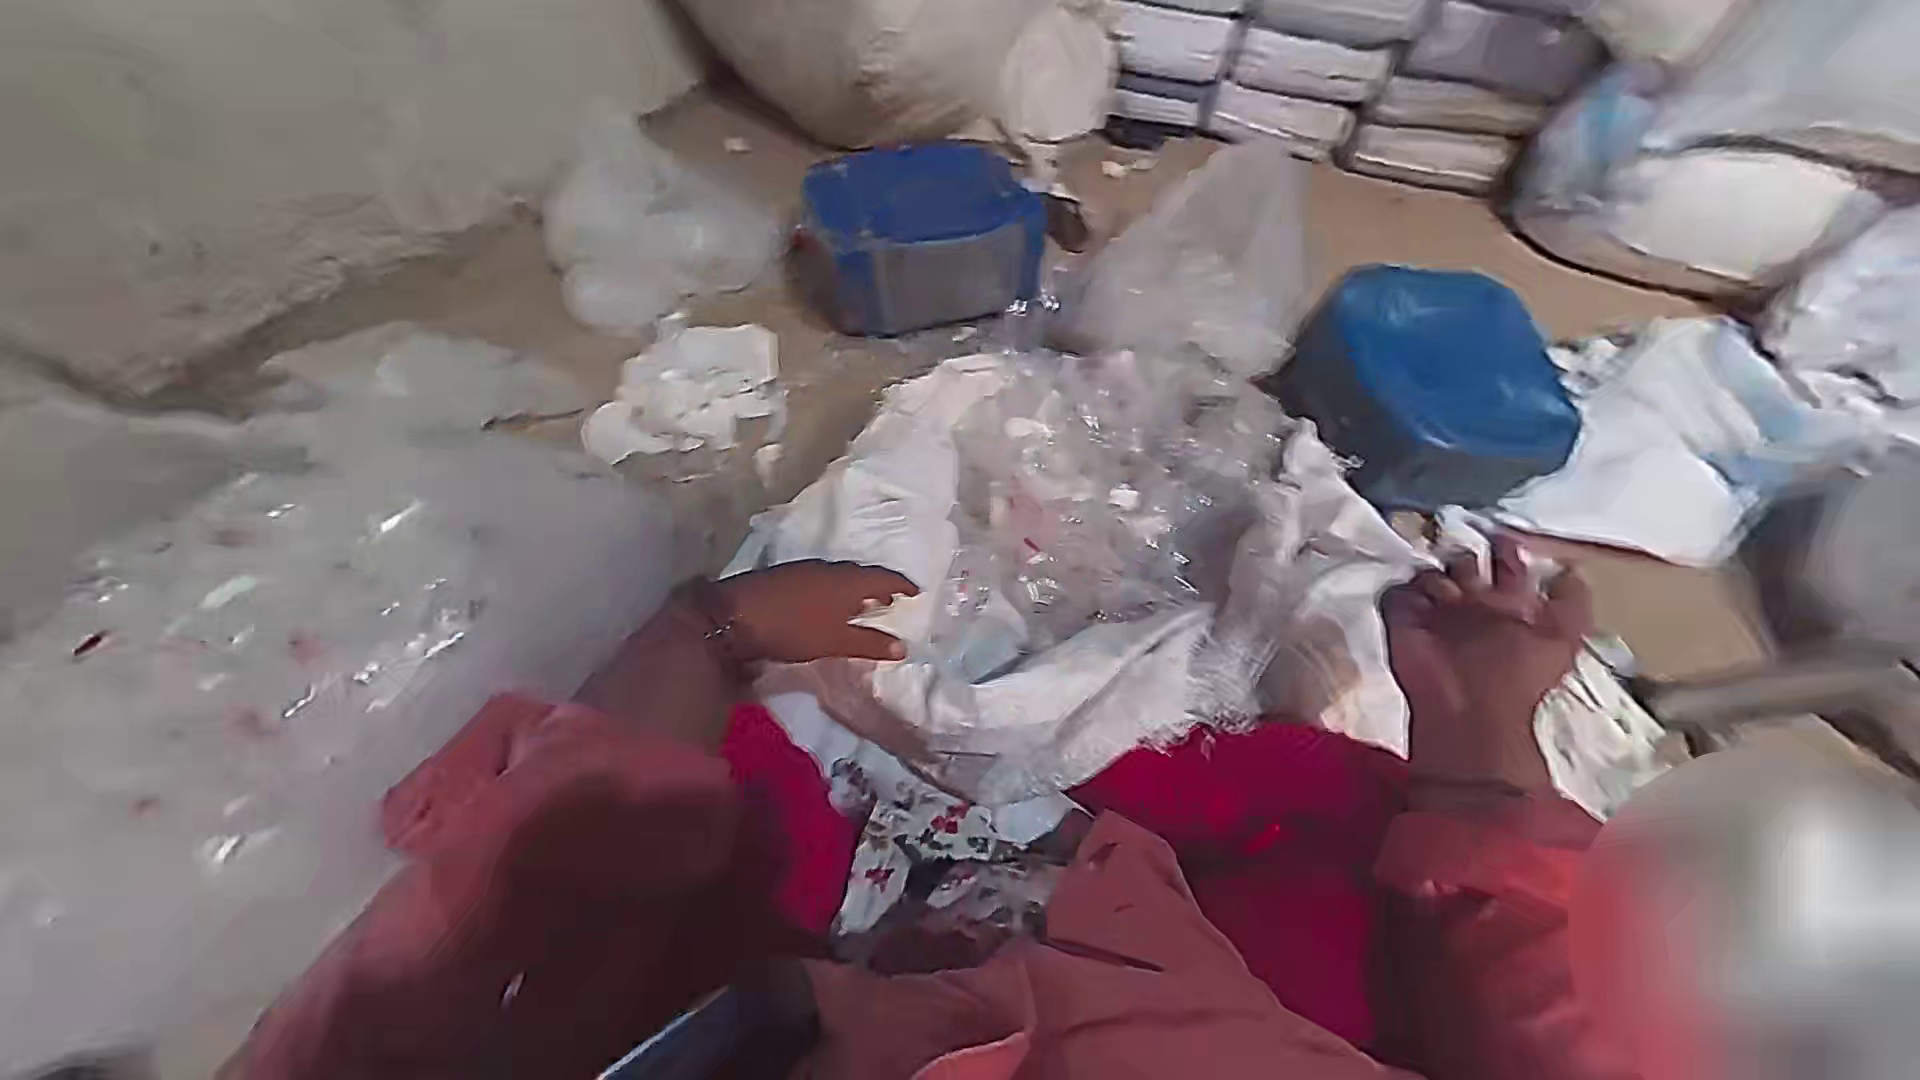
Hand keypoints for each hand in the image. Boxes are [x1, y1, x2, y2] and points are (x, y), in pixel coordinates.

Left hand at [716, 561, 919, 663]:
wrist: (734, 615)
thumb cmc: (793, 628)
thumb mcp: (835, 641)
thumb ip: (870, 643)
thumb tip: (904, 647)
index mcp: (848, 580)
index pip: (884, 577)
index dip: (902, 584)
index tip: (916, 592)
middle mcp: (830, 568)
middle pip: (862, 573)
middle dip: (879, 586)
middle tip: (890, 600)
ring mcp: (806, 569)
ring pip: (841, 575)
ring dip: (856, 588)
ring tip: (863, 604)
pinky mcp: (786, 576)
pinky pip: (823, 578)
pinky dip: (836, 589)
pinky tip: (828, 604)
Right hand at [1382, 534, 1591, 788]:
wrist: (1468, 705)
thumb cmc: (1518, 674)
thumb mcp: (1563, 637)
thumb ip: (1570, 602)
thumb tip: (1572, 567)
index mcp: (1508, 606)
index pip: (1506, 567)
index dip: (1507, 550)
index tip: (1504, 535)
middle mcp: (1469, 605)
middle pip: (1463, 565)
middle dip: (1463, 557)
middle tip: (1463, 552)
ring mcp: (1433, 611)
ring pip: (1430, 575)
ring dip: (1437, 579)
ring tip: (1447, 595)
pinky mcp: (1401, 618)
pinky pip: (1398, 592)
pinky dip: (1407, 593)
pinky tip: (1420, 600)